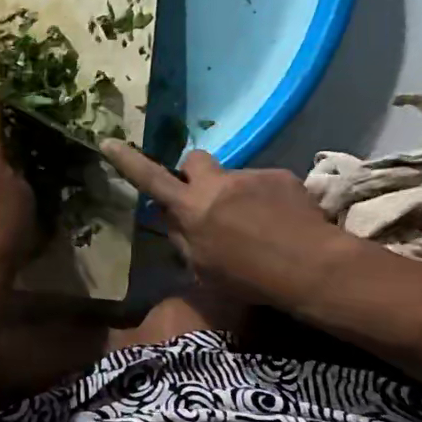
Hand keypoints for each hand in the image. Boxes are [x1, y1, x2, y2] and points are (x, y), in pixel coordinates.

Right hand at [102, 141, 336, 301]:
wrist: (312, 267)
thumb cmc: (250, 279)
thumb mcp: (204, 269)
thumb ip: (182, 237)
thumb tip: (170, 217)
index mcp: (192, 209)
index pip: (151, 179)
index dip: (128, 161)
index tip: (109, 142)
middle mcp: (217, 184)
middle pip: (194, 159)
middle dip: (194, 173)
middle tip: (206, 198)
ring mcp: (250, 175)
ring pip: (233, 177)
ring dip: (236, 194)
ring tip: (258, 225)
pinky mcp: (280, 176)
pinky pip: (263, 183)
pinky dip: (266, 199)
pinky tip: (280, 223)